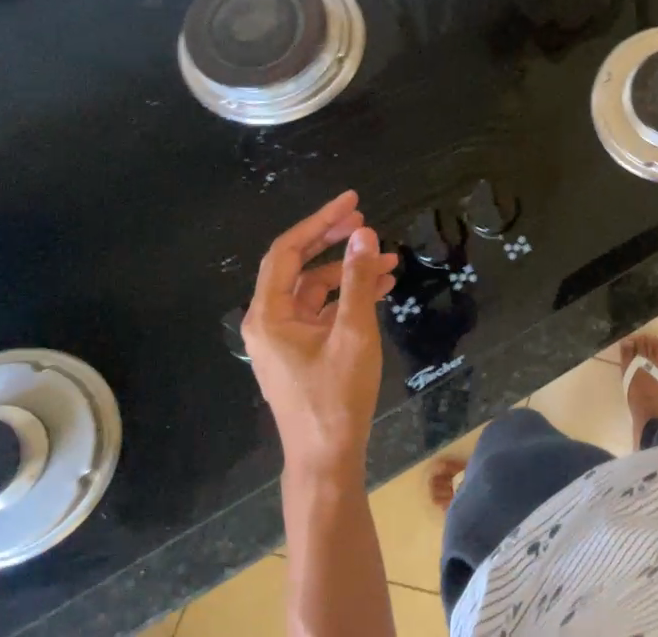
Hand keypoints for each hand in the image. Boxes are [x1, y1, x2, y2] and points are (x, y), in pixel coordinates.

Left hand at [241, 190, 399, 478]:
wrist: (327, 455)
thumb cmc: (337, 394)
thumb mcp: (354, 333)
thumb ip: (359, 280)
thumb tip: (365, 235)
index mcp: (269, 314)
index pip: (288, 251)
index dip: (320, 222)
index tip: (354, 202)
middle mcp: (268, 321)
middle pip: (297, 266)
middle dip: (333, 241)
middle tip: (367, 222)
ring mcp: (283, 338)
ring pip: (314, 288)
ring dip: (348, 271)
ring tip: (388, 260)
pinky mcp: (300, 351)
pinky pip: (321, 310)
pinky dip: (347, 295)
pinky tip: (380, 289)